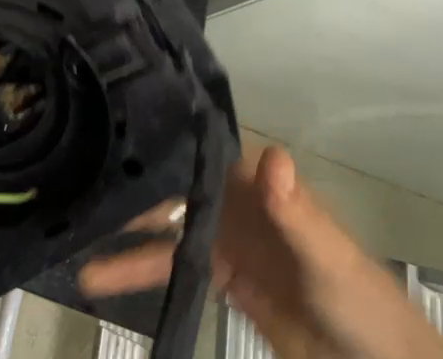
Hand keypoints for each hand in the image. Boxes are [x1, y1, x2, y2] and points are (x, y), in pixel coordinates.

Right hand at [79, 147, 442, 358]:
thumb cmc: (362, 304)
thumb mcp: (329, 258)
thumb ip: (296, 212)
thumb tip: (272, 155)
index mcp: (262, 190)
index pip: (203, 156)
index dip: (161, 146)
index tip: (113, 138)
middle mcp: (240, 207)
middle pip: (178, 195)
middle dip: (134, 199)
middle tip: (81, 198)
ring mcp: (230, 245)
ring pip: (170, 235)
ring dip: (130, 246)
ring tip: (84, 262)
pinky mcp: (225, 281)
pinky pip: (177, 270)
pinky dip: (144, 273)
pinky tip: (108, 278)